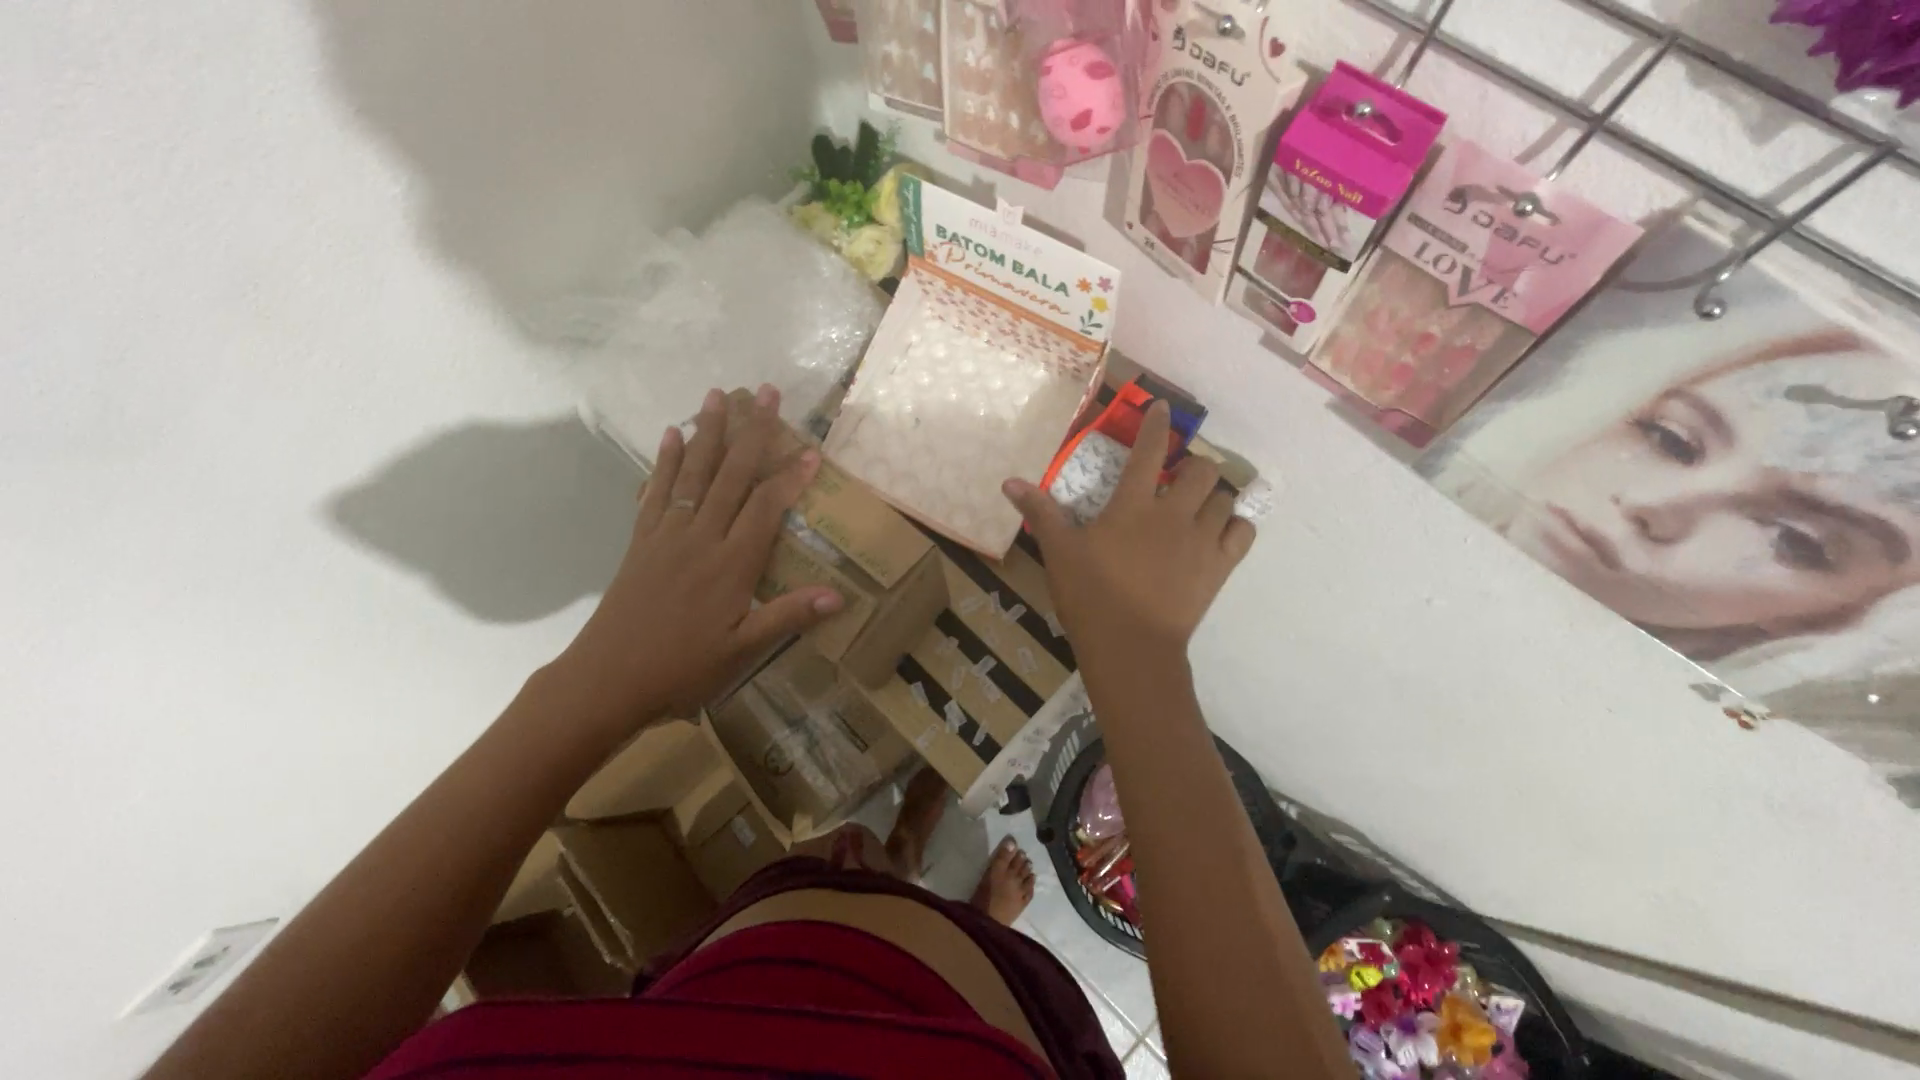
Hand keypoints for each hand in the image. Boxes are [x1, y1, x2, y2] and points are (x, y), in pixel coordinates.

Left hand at [548, 385, 842, 732]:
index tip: (810, 450)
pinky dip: (666, 461)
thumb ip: (787, 616)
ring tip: (719, 394)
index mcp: (731, 565)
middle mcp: (701, 537)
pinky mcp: (641, 540)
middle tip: (766, 392)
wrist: (608, 678)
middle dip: (752, 432)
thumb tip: (839, 595)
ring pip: (694, 473)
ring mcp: (667, 535)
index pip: (767, 508)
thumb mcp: (742, 650)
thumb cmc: (682, 669)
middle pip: (732, 475)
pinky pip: (657, 491)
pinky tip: (672, 434)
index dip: (790, 477)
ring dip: (709, 432)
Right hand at [1002, 401, 1254, 660]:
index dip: (1157, 424)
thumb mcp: (1059, 553)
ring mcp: (1202, 540)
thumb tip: (1009, 482)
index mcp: (1134, 505)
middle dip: (1192, 466)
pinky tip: (1222, 531)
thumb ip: (1040, 513)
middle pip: (1201, 470)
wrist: (1132, 646)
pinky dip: (1236, 525)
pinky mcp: (1220, 567)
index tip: (1162, 407)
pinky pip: (1243, 532)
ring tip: (1199, 506)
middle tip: (1177, 479)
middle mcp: (1174, 513)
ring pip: (1224, 499)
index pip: (1149, 450)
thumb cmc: (1090, 596)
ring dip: (1213, 496)